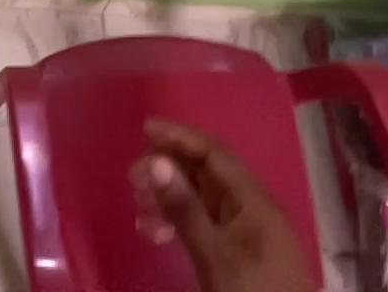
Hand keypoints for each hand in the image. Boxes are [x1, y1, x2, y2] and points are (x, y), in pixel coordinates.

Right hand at [130, 119, 314, 291]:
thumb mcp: (212, 256)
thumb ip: (184, 207)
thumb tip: (157, 160)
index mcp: (255, 203)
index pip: (215, 154)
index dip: (180, 137)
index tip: (144, 129)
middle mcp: (255, 211)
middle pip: (208, 174)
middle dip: (169, 169)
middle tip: (132, 178)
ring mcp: (250, 236)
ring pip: (204, 200)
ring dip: (170, 196)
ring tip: (139, 204)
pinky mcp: (243, 258)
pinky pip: (206, 224)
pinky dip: (180, 221)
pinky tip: (155, 233)